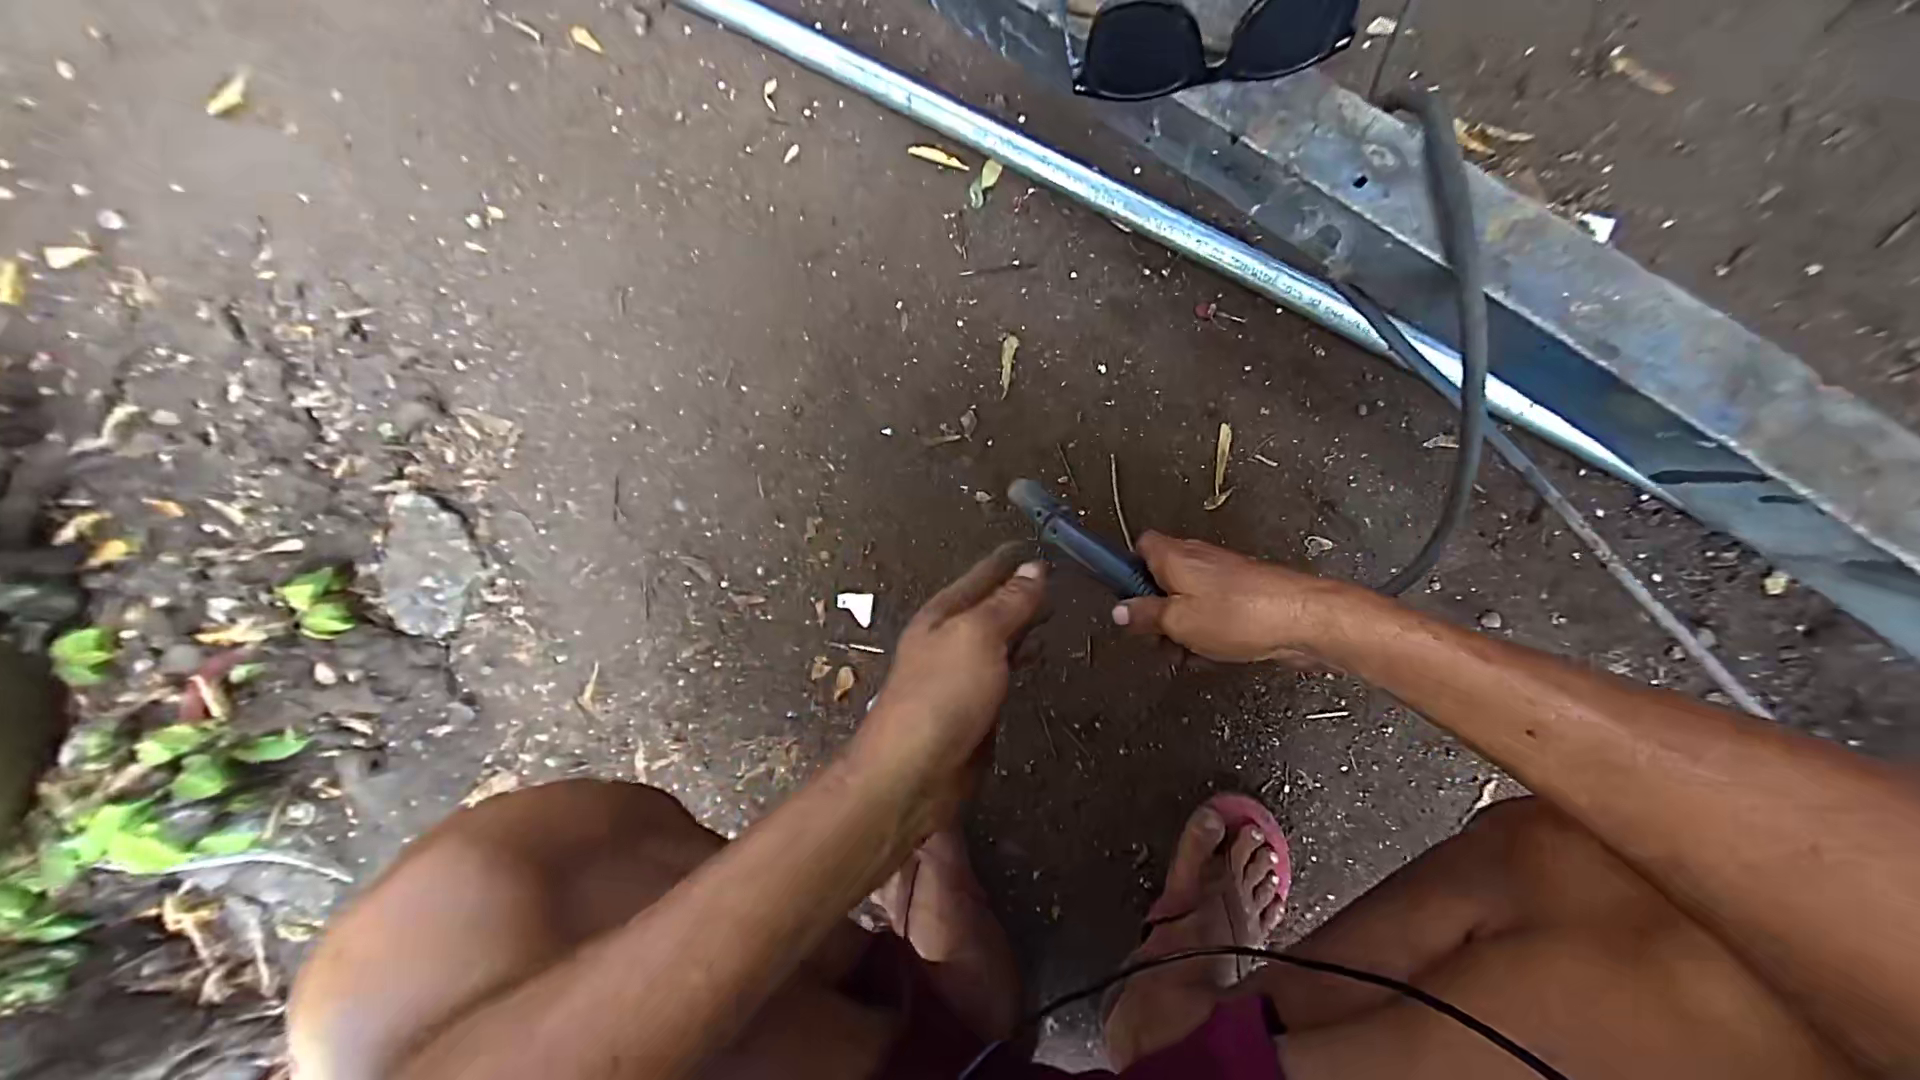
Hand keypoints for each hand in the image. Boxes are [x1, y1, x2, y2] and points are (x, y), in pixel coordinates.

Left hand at [857, 543, 1047, 809]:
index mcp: (942, 615)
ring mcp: (959, 675)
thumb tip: (1034, 569)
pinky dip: (1021, 658)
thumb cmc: (941, 695)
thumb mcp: (977, 636)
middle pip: (988, 607)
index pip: (981, 576)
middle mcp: (948, 640)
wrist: (914, 772)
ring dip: (1021, 624)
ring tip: (1050, 613)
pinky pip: (1001, 671)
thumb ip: (1008, 604)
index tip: (1038, 547)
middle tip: (1055, 580)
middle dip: (1018, 592)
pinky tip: (1034, 659)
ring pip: (996, 638)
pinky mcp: (972, 708)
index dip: (1009, 561)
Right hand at [1110, 531, 1374, 662]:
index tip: (1125, 599)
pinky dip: (1206, 632)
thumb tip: (1120, 612)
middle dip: (1155, 612)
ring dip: (1181, 628)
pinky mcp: (1243, 597)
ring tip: (1186, 652)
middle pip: (1160, 580)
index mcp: (1174, 555)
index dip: (1127, 571)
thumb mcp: (1177, 621)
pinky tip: (1212, 654)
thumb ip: (1144, 616)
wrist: (1305, 620)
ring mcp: (1222, 578)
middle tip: (1156, 636)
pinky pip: (1211, 613)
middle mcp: (1197, 559)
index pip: (1139, 547)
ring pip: (1186, 601)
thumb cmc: (1242, 613)